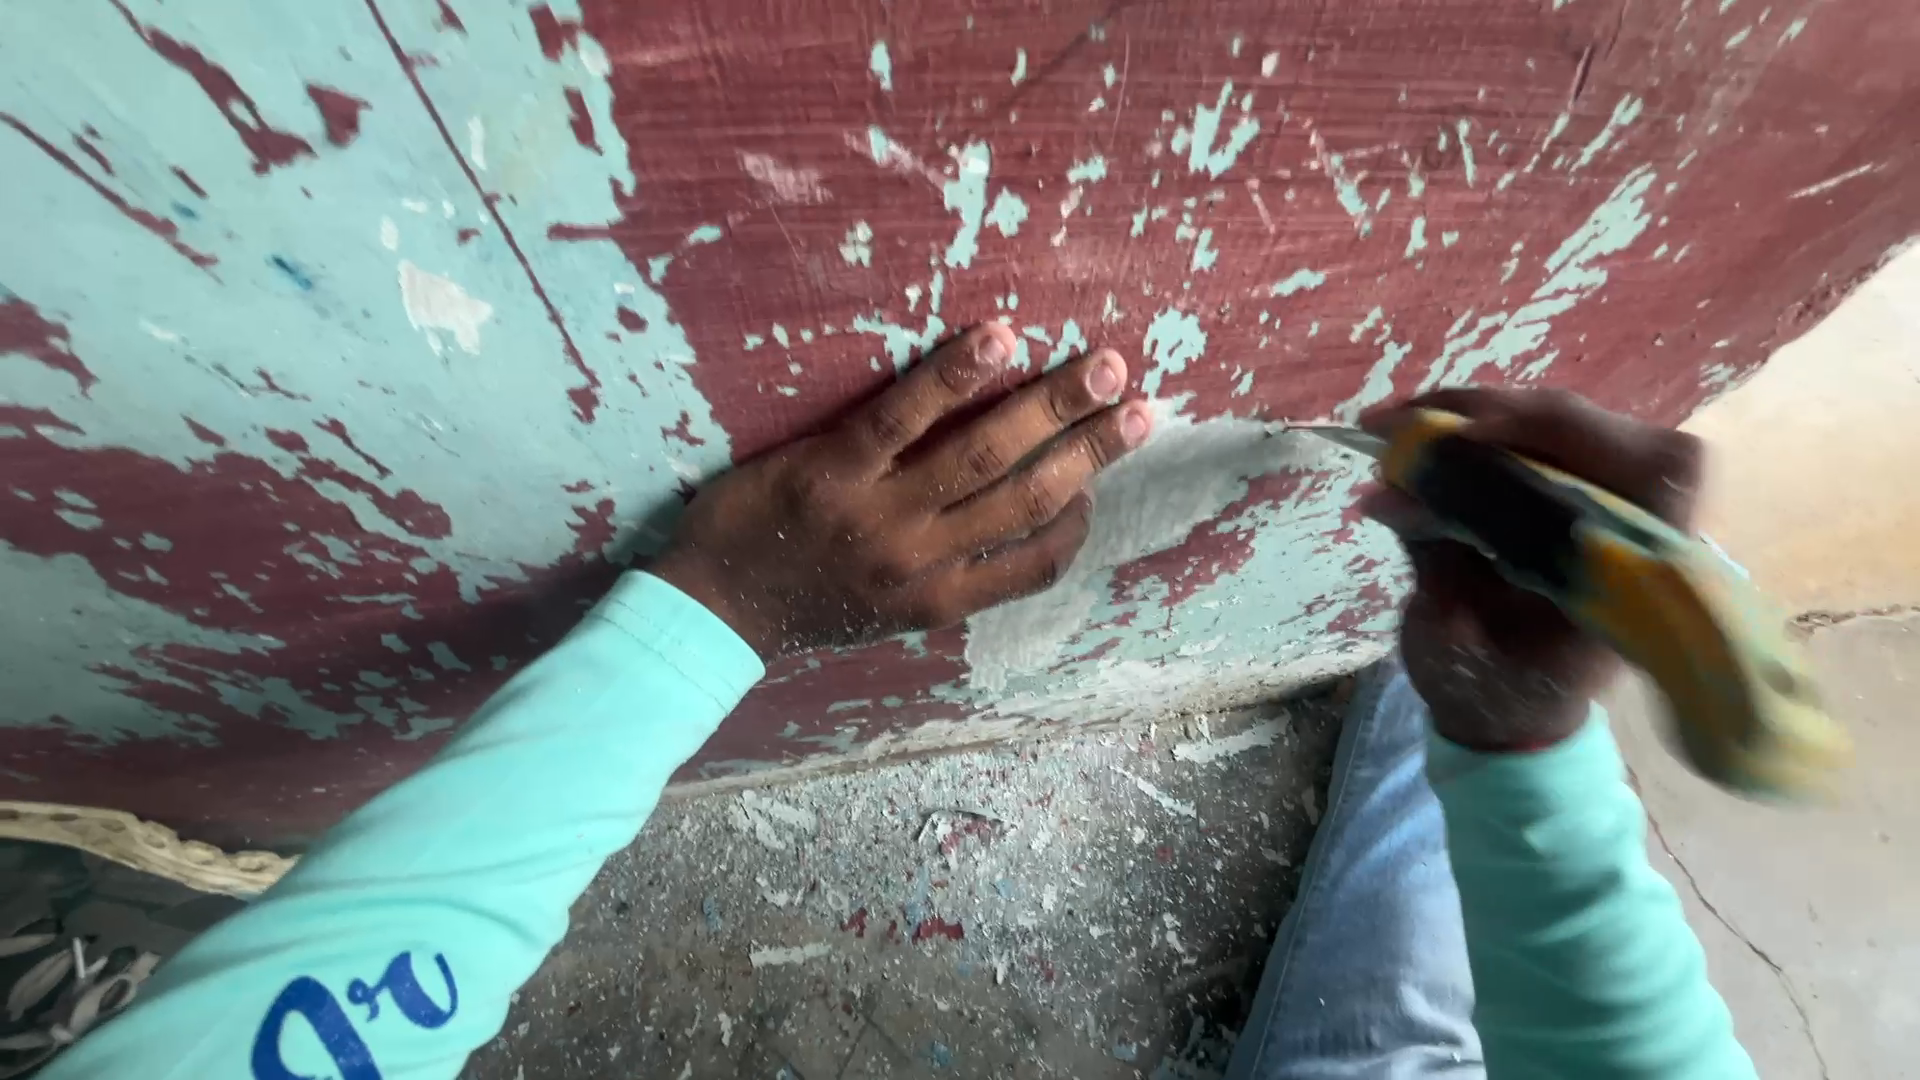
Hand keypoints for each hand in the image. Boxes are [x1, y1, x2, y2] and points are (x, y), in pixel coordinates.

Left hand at [651, 324, 1153, 657]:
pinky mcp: (831, 472)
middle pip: (1027, 496)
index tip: (1097, 485)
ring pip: (983, 456)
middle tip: (1141, 406)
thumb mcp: (888, 615)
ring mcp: (879, 516)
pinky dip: (956, 377)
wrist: (714, 610)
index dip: (1079, 522)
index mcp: (940, 600)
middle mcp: (922, 561)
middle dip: (1092, 449)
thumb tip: (1006, 532)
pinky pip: (903, 418)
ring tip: (1100, 367)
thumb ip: (950, 579)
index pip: (1037, 565)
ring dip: (1050, 407)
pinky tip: (1000, 339)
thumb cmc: (808, 605)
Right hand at [1359, 388, 1703, 751]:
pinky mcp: (1550, 503)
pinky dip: (1461, 434)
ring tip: (1391, 424)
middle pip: (1587, 431)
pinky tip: (1408, 438)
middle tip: (1401, 421)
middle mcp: (1627, 530)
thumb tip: (1380, 494)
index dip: (1566, 435)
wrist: (1507, 716)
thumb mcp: (1454, 643)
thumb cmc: (1491, 694)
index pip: (1646, 470)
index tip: (1470, 437)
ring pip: (1550, 428)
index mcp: (1634, 575)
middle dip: (1491, 414)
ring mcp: (1591, 511)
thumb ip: (1432, 565)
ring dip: (1468, 415)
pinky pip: (1519, 447)